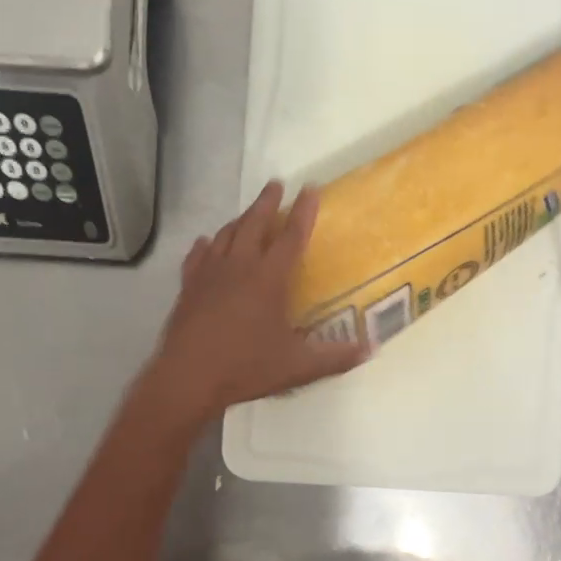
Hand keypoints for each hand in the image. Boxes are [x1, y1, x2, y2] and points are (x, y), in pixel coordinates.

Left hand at [143, 182, 367, 423]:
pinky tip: (206, 242)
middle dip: (267, 202)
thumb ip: (336, 357)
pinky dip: (206, 245)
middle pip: (254, 223)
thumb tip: (371, 350)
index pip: (292, 236)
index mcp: (269, 278)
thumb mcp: (298, 367)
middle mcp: (239, 266)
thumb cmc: (246, 368)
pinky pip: (197, 256)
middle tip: (275, 184)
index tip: (310, 188)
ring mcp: (210, 274)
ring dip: (239, 219)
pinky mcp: (188, 286)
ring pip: (225, 234)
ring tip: (248, 213)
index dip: (304, 212)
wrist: (189, 376)